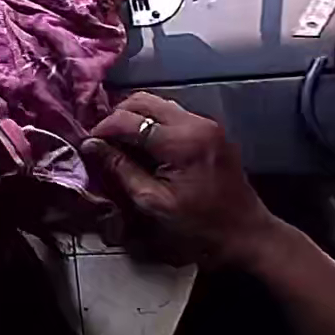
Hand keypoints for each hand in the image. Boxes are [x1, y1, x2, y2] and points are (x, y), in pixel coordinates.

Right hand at [81, 92, 277, 264]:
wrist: (246, 233)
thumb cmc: (199, 226)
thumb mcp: (153, 202)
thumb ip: (121, 169)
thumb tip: (92, 146)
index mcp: (182, 141)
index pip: (130, 120)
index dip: (103, 129)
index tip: (88, 145)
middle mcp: (195, 123)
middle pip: (143, 100)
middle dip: (116, 117)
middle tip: (101, 141)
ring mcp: (205, 124)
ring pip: (156, 104)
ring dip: (133, 118)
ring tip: (117, 143)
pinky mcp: (209, 130)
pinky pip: (171, 114)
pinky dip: (150, 123)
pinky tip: (140, 145)